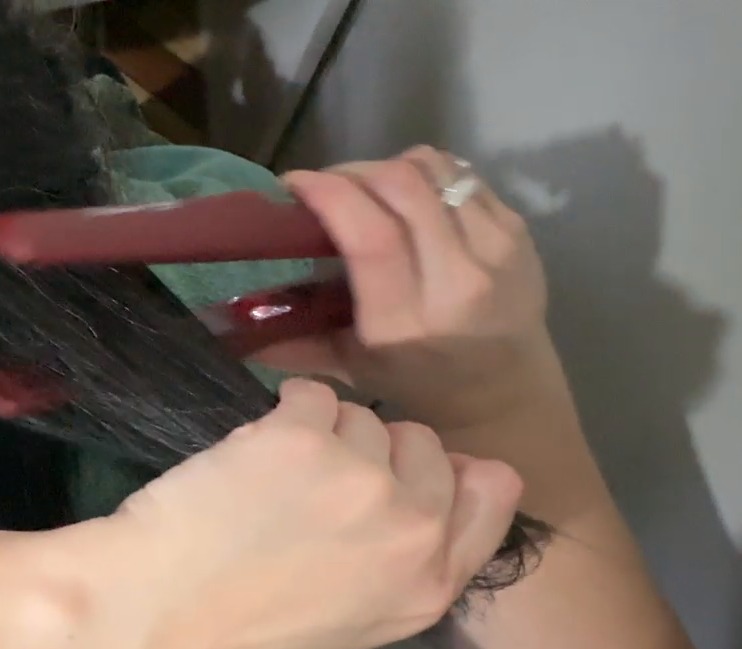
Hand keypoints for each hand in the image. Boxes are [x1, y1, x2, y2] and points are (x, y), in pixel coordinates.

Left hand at [55, 379, 523, 648]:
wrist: (149, 614)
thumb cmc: (229, 628)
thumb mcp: (340, 617)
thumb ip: (389, 560)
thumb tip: (406, 491)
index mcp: (428, 587)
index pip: (492, 490)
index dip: (443, 470)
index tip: (396, 470)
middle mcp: (413, 531)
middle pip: (423, 444)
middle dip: (370, 450)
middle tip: (305, 483)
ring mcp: (362, 479)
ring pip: (360, 416)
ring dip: (316, 433)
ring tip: (261, 481)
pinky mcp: (304, 439)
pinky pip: (309, 393)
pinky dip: (281, 410)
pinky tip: (243, 453)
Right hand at [263, 147, 570, 432]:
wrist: (499, 388)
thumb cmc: (410, 382)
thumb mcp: (346, 371)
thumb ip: (289, 346)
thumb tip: (224, 327)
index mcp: (404, 322)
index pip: (372, 236)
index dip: (331, 195)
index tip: (293, 186)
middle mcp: (456, 280)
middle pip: (402, 187)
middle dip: (352, 172)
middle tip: (321, 186)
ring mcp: (495, 248)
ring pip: (433, 169)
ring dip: (386, 168)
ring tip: (360, 188)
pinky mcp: (516, 227)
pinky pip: (460, 175)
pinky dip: (421, 176)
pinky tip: (401, 198)